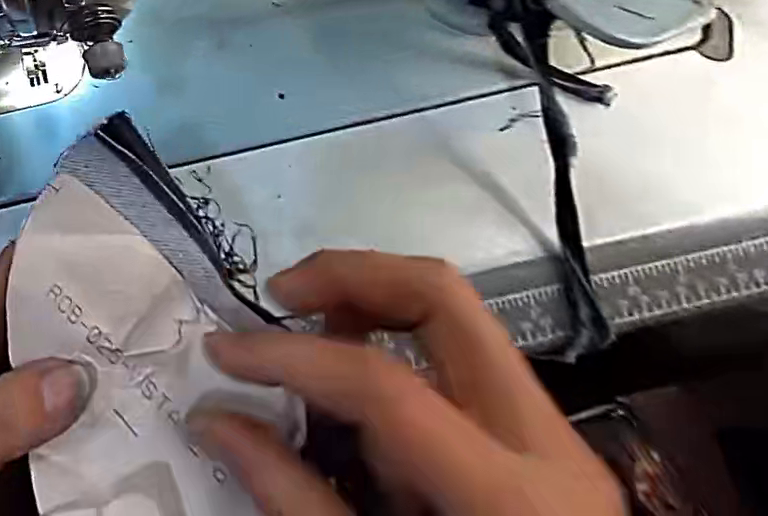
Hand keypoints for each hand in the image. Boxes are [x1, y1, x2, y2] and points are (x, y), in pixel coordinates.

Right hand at [190, 250, 625, 515]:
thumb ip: (295, 500)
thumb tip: (214, 420)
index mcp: (514, 502)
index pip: (385, 384)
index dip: (290, 357)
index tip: (225, 349)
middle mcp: (549, 442)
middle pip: (441, 292)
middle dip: (348, 274)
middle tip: (282, 294)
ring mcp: (553, 432)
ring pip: (450, 306)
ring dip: (369, 296)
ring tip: (309, 329)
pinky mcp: (541, 434)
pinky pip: (453, 351)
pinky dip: (393, 340)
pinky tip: (359, 390)